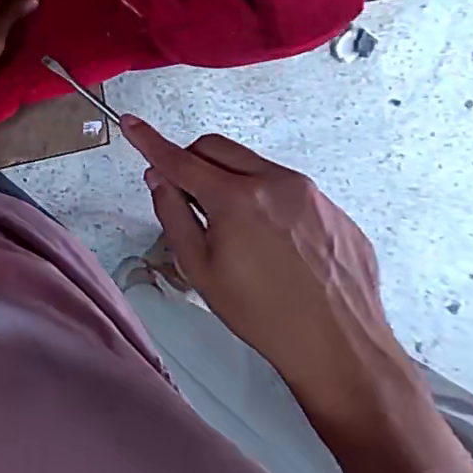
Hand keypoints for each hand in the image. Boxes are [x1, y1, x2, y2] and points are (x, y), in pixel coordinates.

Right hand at [120, 117, 421, 438]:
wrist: (341, 347)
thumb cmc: (264, 315)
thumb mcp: (200, 269)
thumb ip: (172, 215)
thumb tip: (159, 179)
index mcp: (236, 198)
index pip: (179, 159)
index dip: (149, 141)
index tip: (131, 124)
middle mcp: (275, 182)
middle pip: (216, 148)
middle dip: (191, 160)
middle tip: (185, 194)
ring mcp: (310, 193)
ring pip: (253, 165)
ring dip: (231, 179)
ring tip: (236, 228)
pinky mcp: (333, 208)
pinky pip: (288, 188)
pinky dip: (267, 199)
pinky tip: (274, 244)